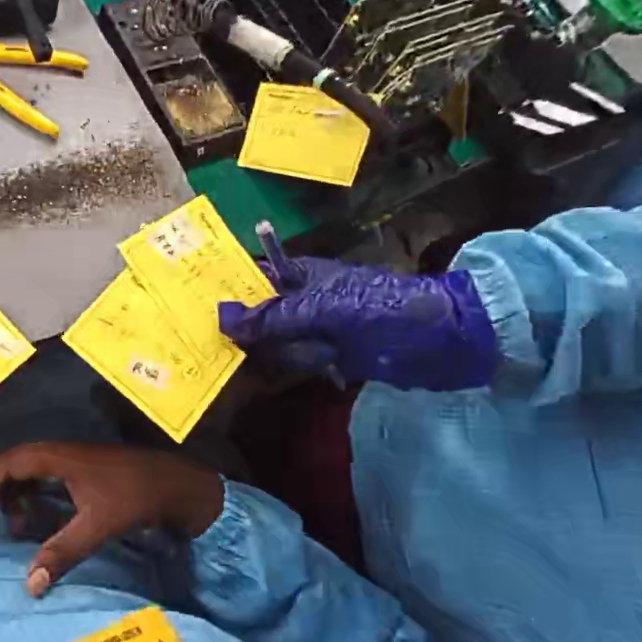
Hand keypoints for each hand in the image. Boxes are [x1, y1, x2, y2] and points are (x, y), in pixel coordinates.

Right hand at [0, 442, 223, 596]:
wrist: (177, 483)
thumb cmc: (135, 495)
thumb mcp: (97, 525)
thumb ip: (62, 552)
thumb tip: (29, 585)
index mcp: (56, 458)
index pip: (7, 465)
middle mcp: (58, 454)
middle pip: (12, 467)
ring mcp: (70, 461)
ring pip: (27, 474)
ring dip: (13, 498)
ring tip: (10, 529)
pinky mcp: (81, 471)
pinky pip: (42, 480)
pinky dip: (31, 499)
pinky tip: (35, 522)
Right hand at [217, 255, 499, 390]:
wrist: (445, 339)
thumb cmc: (381, 309)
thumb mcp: (323, 308)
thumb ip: (273, 317)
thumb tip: (223, 320)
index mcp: (298, 275)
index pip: (252, 275)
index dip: (228, 288)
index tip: (196, 304)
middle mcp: (300, 299)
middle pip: (257, 312)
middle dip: (244, 326)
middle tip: (217, 341)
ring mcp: (314, 327)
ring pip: (273, 339)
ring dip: (274, 349)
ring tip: (286, 352)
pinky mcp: (328, 353)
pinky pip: (296, 359)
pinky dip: (295, 364)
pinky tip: (302, 367)